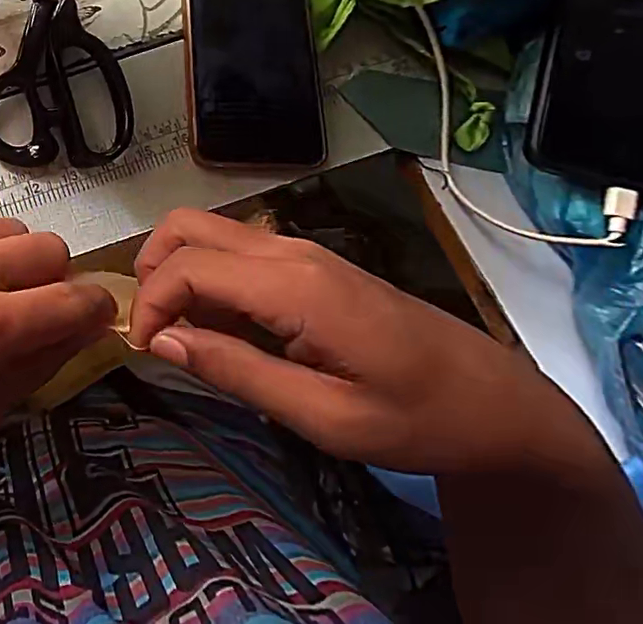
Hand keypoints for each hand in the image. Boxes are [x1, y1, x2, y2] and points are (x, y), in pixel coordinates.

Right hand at [127, 209, 606, 475]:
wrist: (496, 401)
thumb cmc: (416, 417)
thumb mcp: (323, 416)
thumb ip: (236, 372)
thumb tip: (161, 341)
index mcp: (293, 284)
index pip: (187, 265)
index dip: (151, 303)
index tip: (145, 350)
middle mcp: (287, 249)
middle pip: (186, 225)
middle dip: (152, 270)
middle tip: (156, 330)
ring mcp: (298, 249)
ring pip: (206, 231)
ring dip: (177, 271)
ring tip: (186, 332)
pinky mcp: (306, 260)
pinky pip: (233, 251)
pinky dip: (206, 277)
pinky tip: (223, 326)